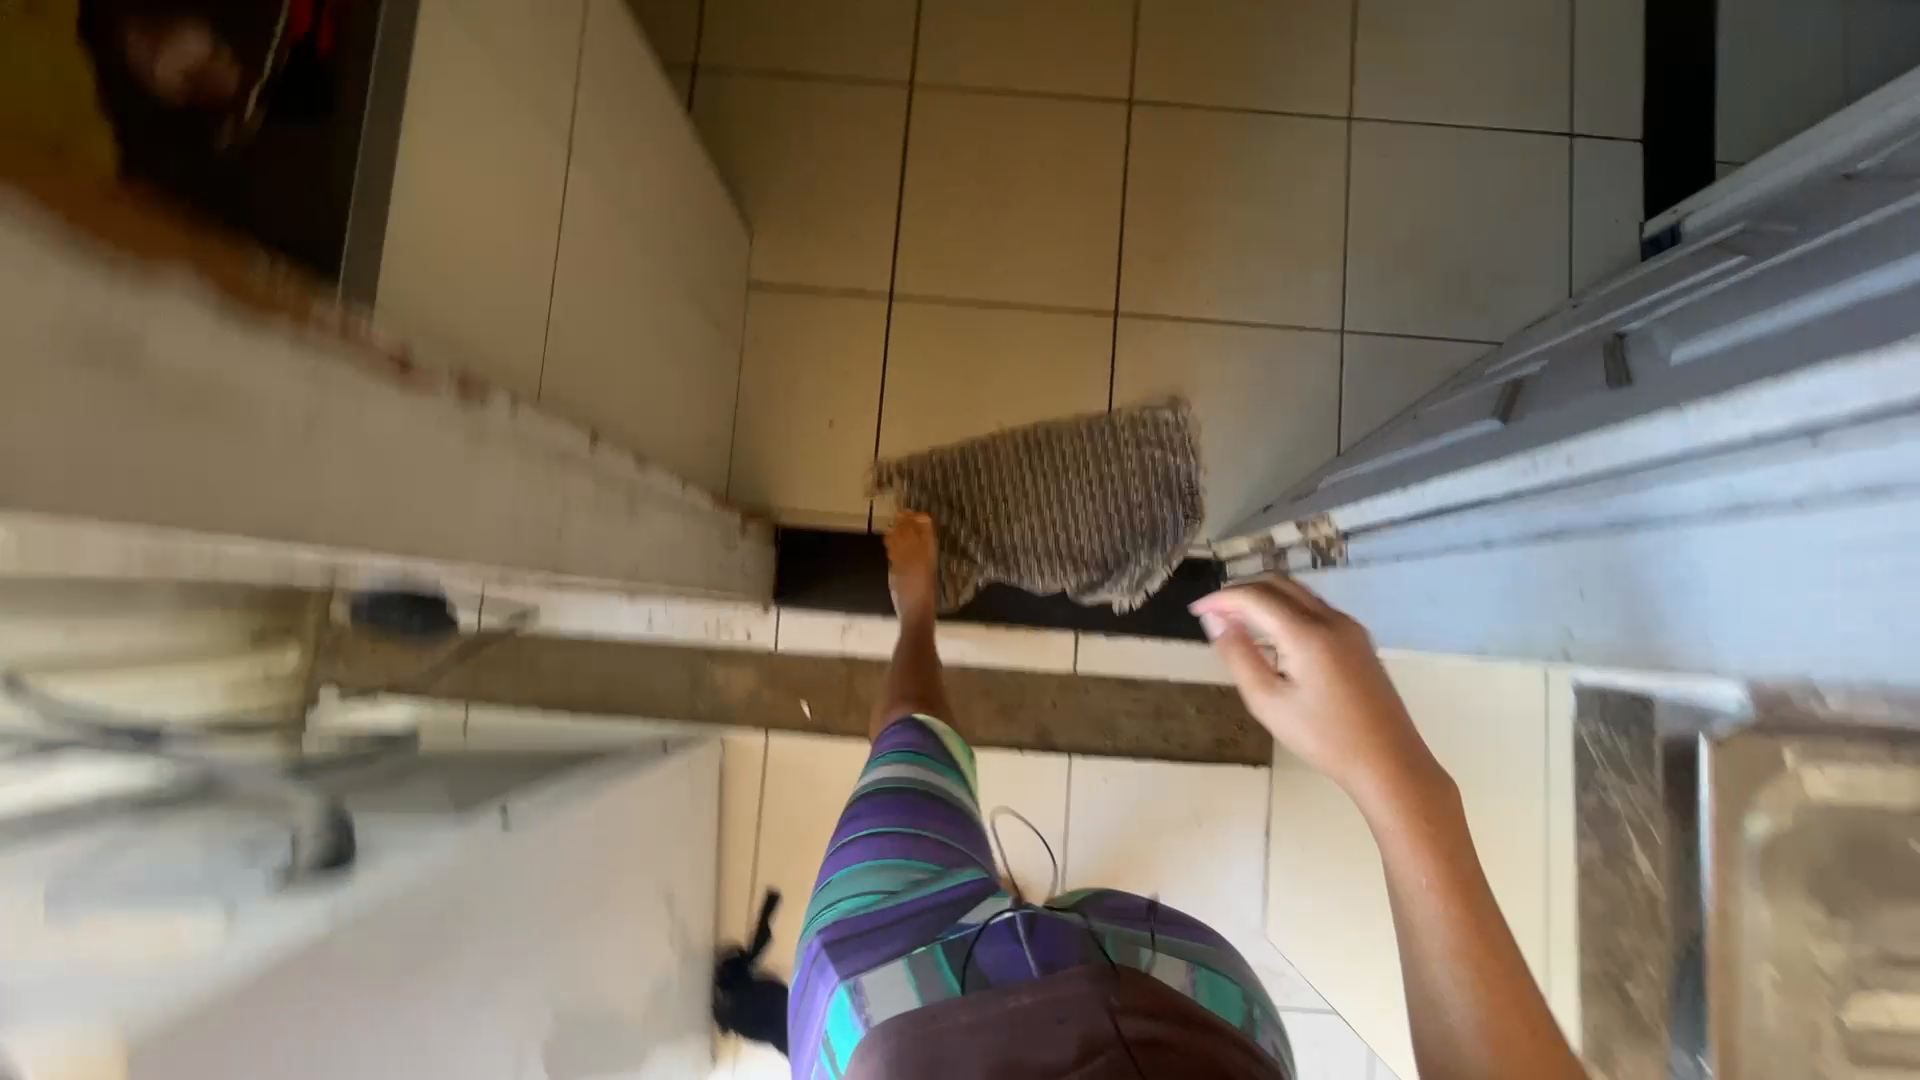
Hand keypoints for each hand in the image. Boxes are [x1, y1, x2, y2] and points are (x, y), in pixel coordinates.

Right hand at [1190, 578, 1444, 803]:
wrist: (1389, 762)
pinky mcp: (1358, 640)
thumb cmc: (1322, 737)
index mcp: (1307, 633)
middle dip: (1240, 591)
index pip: (1255, 596)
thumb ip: (1238, 655)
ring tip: (1236, 623)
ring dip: (1263, 598)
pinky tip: (1272, 638)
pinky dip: (1284, 610)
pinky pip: (1313, 609)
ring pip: (1297, 593)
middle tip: (1214, 613)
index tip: (1197, 611)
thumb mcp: (1267, 701)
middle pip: (1277, 584)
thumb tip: (1215, 621)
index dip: (1221, 598)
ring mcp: (1349, 627)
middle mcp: (1331, 619)